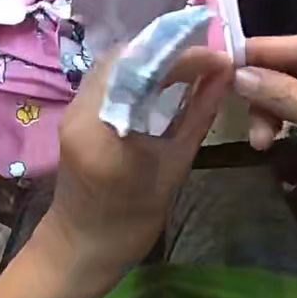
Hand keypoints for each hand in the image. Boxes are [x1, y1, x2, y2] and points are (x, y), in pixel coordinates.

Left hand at [43, 47, 233, 279]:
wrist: (83, 246)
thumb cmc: (132, 220)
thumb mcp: (174, 166)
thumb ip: (197, 116)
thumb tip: (224, 76)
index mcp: (105, 127)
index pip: (143, 68)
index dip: (183, 56)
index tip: (218, 58)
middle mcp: (81, 110)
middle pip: (123, 58)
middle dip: (166, 51)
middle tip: (205, 59)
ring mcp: (72, 110)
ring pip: (112, 65)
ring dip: (150, 58)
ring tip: (188, 65)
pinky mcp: (73, 115)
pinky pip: (106, 80)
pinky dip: (135, 72)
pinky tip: (160, 79)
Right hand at [233, 35, 296, 272]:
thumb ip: (288, 97)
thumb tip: (236, 73)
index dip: (261, 50)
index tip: (218, 57)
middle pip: (294, 68)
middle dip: (264, 89)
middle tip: (238, 112)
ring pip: (291, 92)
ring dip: (269, 112)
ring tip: (261, 142)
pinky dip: (280, 124)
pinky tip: (269, 142)